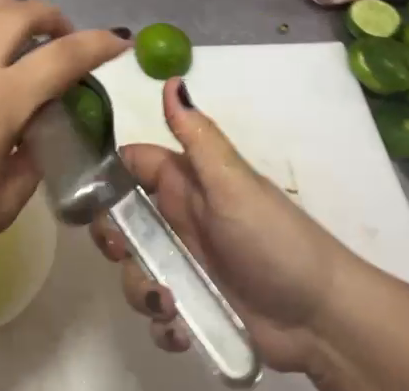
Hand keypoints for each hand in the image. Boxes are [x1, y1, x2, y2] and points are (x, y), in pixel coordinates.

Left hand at [0, 0, 130, 268]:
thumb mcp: (4, 202)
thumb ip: (33, 160)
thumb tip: (38, 134)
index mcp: (0, 100)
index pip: (62, 56)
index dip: (97, 44)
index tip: (117, 42)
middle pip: (20, 12)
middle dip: (53, 16)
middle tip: (63, 39)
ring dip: (11, 8)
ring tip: (22, 30)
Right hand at [90, 79, 354, 377]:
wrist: (322, 318)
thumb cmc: (274, 240)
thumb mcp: (232, 184)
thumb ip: (197, 137)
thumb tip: (170, 79)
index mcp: (185, 183)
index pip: (130, 165)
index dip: (104, 176)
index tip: (86, 196)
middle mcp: (180, 219)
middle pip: (122, 220)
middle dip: (113, 240)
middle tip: (123, 254)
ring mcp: (186, 264)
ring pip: (135, 268)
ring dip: (140, 287)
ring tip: (167, 303)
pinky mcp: (193, 305)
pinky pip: (157, 312)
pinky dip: (161, 323)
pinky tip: (180, 329)